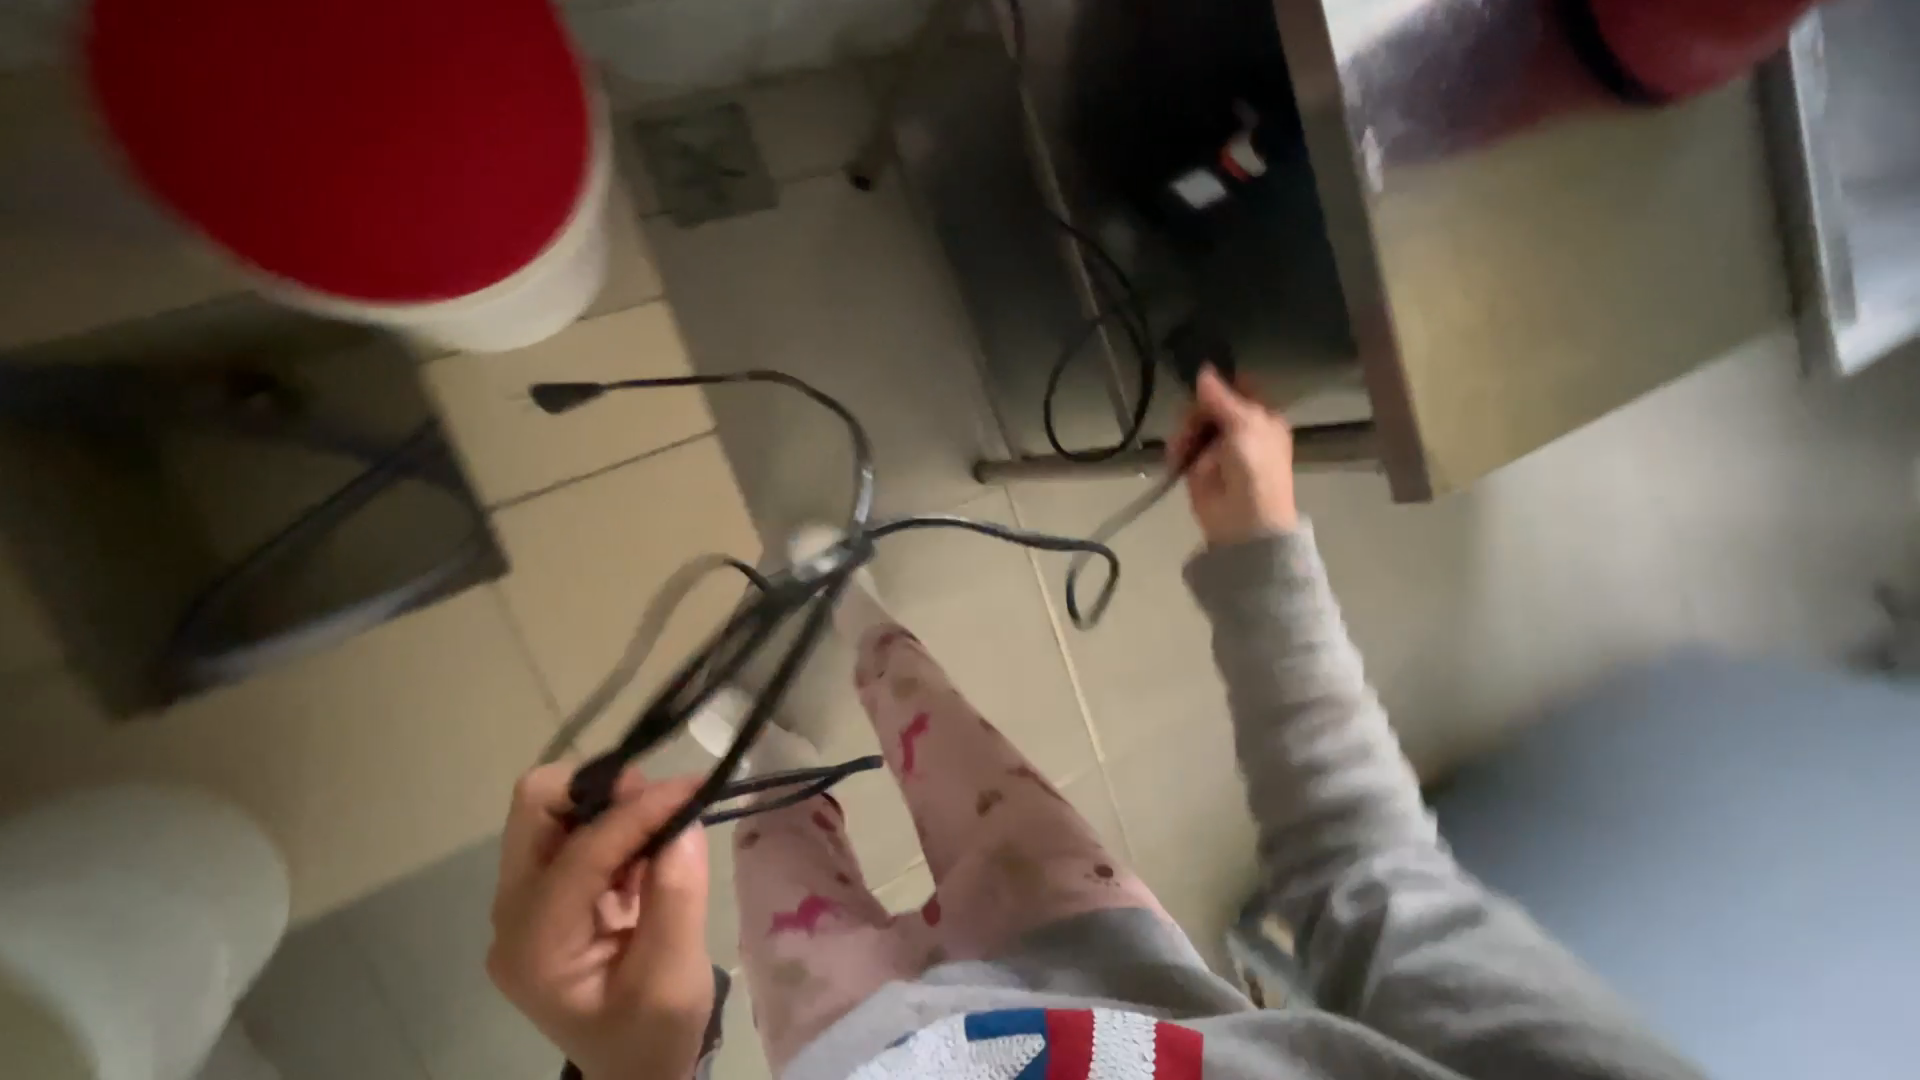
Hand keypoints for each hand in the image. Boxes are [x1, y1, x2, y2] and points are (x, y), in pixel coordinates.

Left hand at [488, 766, 712, 1079]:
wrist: (632, 1070)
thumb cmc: (652, 1034)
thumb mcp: (673, 978)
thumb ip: (676, 897)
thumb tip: (683, 822)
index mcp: (535, 945)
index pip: (582, 850)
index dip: (640, 809)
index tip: (696, 785)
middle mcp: (513, 914)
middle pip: (535, 808)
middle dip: (601, 787)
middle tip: (661, 799)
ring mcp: (524, 903)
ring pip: (550, 809)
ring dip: (608, 801)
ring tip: (661, 826)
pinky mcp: (545, 895)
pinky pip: (570, 829)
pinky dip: (612, 820)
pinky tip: (647, 847)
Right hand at [1169, 366, 1299, 546]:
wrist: (1244, 520)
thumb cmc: (1254, 469)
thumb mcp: (1245, 425)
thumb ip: (1222, 398)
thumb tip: (1203, 370)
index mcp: (1261, 418)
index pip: (1238, 388)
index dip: (1220, 384)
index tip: (1201, 385)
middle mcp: (1239, 429)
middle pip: (1209, 405)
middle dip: (1196, 413)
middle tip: (1192, 425)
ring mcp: (1217, 448)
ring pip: (1192, 424)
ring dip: (1184, 433)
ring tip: (1181, 449)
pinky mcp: (1197, 466)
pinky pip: (1181, 446)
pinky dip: (1176, 450)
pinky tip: (1176, 458)